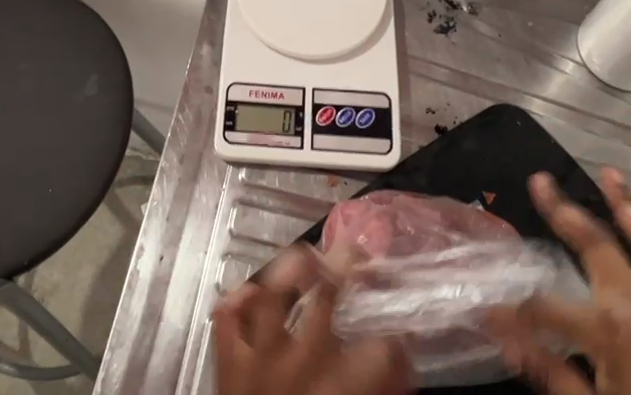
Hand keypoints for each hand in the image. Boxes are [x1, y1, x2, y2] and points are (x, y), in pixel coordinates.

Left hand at [213, 244, 411, 394]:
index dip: (396, 339)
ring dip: (288, 271)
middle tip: (354, 250)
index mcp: (336, 387)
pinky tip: (249, 290)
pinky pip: (226, 321)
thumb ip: (378, 388)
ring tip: (304, 255)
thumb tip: (401, 366)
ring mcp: (257, 361)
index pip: (379, 351)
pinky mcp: (227, 366)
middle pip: (324, 301)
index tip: (405, 333)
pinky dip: (235, 302)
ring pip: (269, 297)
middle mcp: (298, 366)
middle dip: (343, 269)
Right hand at [488, 170, 630, 394]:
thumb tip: (506, 342)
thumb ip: (553, 373)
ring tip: (611, 175)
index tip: (486, 310)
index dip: (511, 311)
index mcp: (608, 327)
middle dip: (562, 211)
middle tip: (539, 179)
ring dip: (627, 207)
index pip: (544, 309)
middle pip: (594, 245)